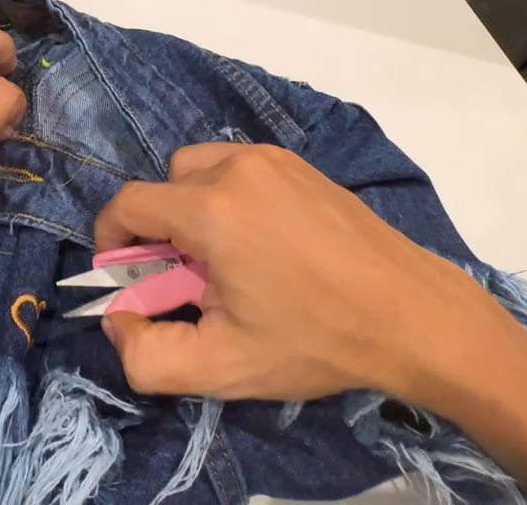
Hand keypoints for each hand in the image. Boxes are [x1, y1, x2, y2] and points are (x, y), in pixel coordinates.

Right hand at [95, 142, 526, 405]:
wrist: (413, 315)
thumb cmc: (316, 340)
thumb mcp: (224, 368)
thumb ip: (147, 356)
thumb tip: (117, 321)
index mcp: (210, 210)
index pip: (129, 203)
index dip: (113, 239)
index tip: (128, 275)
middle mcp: (234, 168)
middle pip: (163, 186)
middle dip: (160, 229)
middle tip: (190, 277)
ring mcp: (269, 158)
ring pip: (198, 169)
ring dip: (192, 206)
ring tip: (227, 255)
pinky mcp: (297, 161)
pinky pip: (236, 166)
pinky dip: (228, 193)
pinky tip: (263, 238)